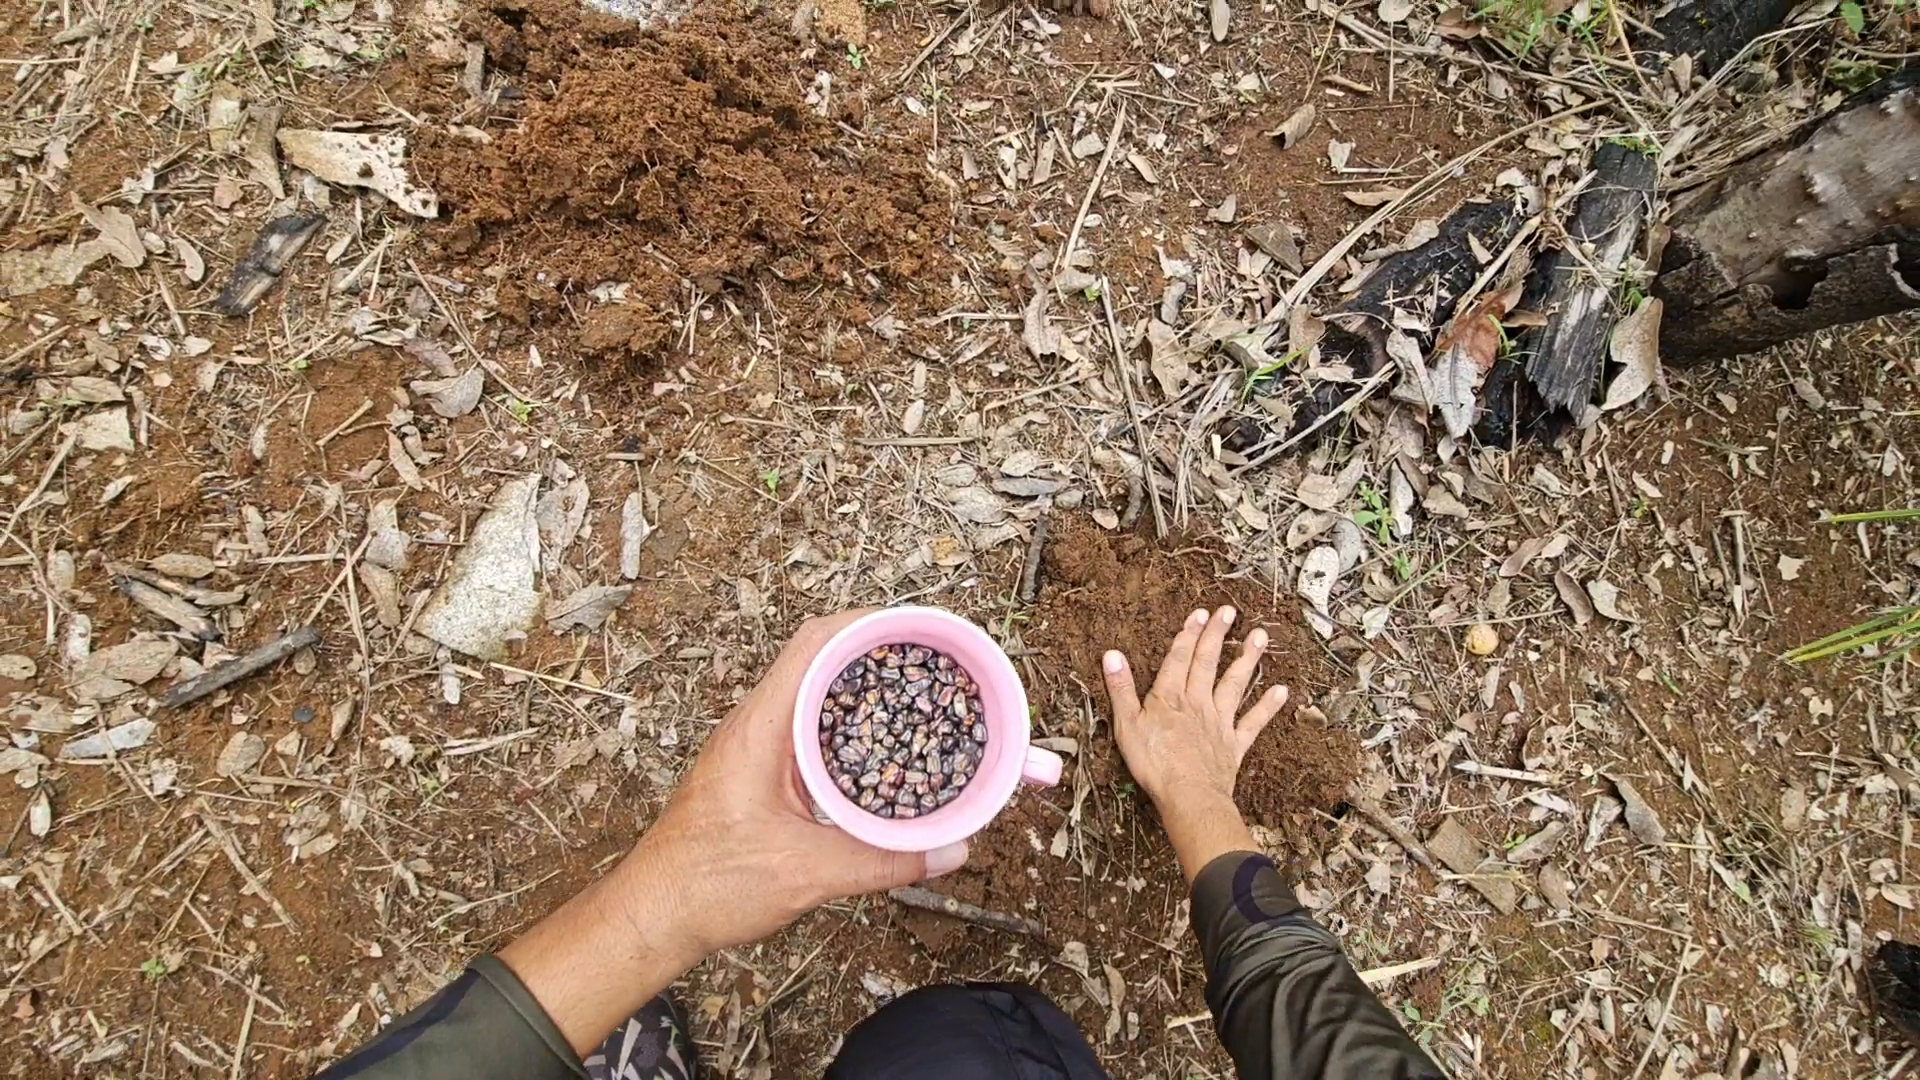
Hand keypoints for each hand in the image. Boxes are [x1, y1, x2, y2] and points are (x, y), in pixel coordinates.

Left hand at [501, 611, 966, 1053]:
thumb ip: (882, 861)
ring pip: (810, 688)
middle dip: (870, 646)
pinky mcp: (758, 764)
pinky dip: (842, 716)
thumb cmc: (708, 886)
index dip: (861, 622)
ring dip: (856, 680)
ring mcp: (754, 741)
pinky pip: (805, 720)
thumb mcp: (807, 873)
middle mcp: (756, 722)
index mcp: (761, 727)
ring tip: (908, 687)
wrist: (652, 916)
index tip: (907, 624)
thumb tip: (949, 851)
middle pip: (816, 655)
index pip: (812, 643)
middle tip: (922, 655)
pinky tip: (874, 740)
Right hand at [1101, 606, 1289, 880]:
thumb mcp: (1126, 724)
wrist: (1189, 797)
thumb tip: (1112, 655)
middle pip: (1208, 662)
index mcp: (1170, 696)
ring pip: (1235, 684)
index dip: (1188, 633)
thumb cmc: (1153, 763)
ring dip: (1247, 659)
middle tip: (1228, 611)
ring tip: (1259, 637)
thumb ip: (1121, 688)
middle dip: (1217, 634)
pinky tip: (1282, 691)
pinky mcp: (1234, 744)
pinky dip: (1268, 706)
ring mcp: (1219, 721)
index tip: (1199, 613)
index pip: (1179, 657)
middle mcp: (1197, 702)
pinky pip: (1254, 722)